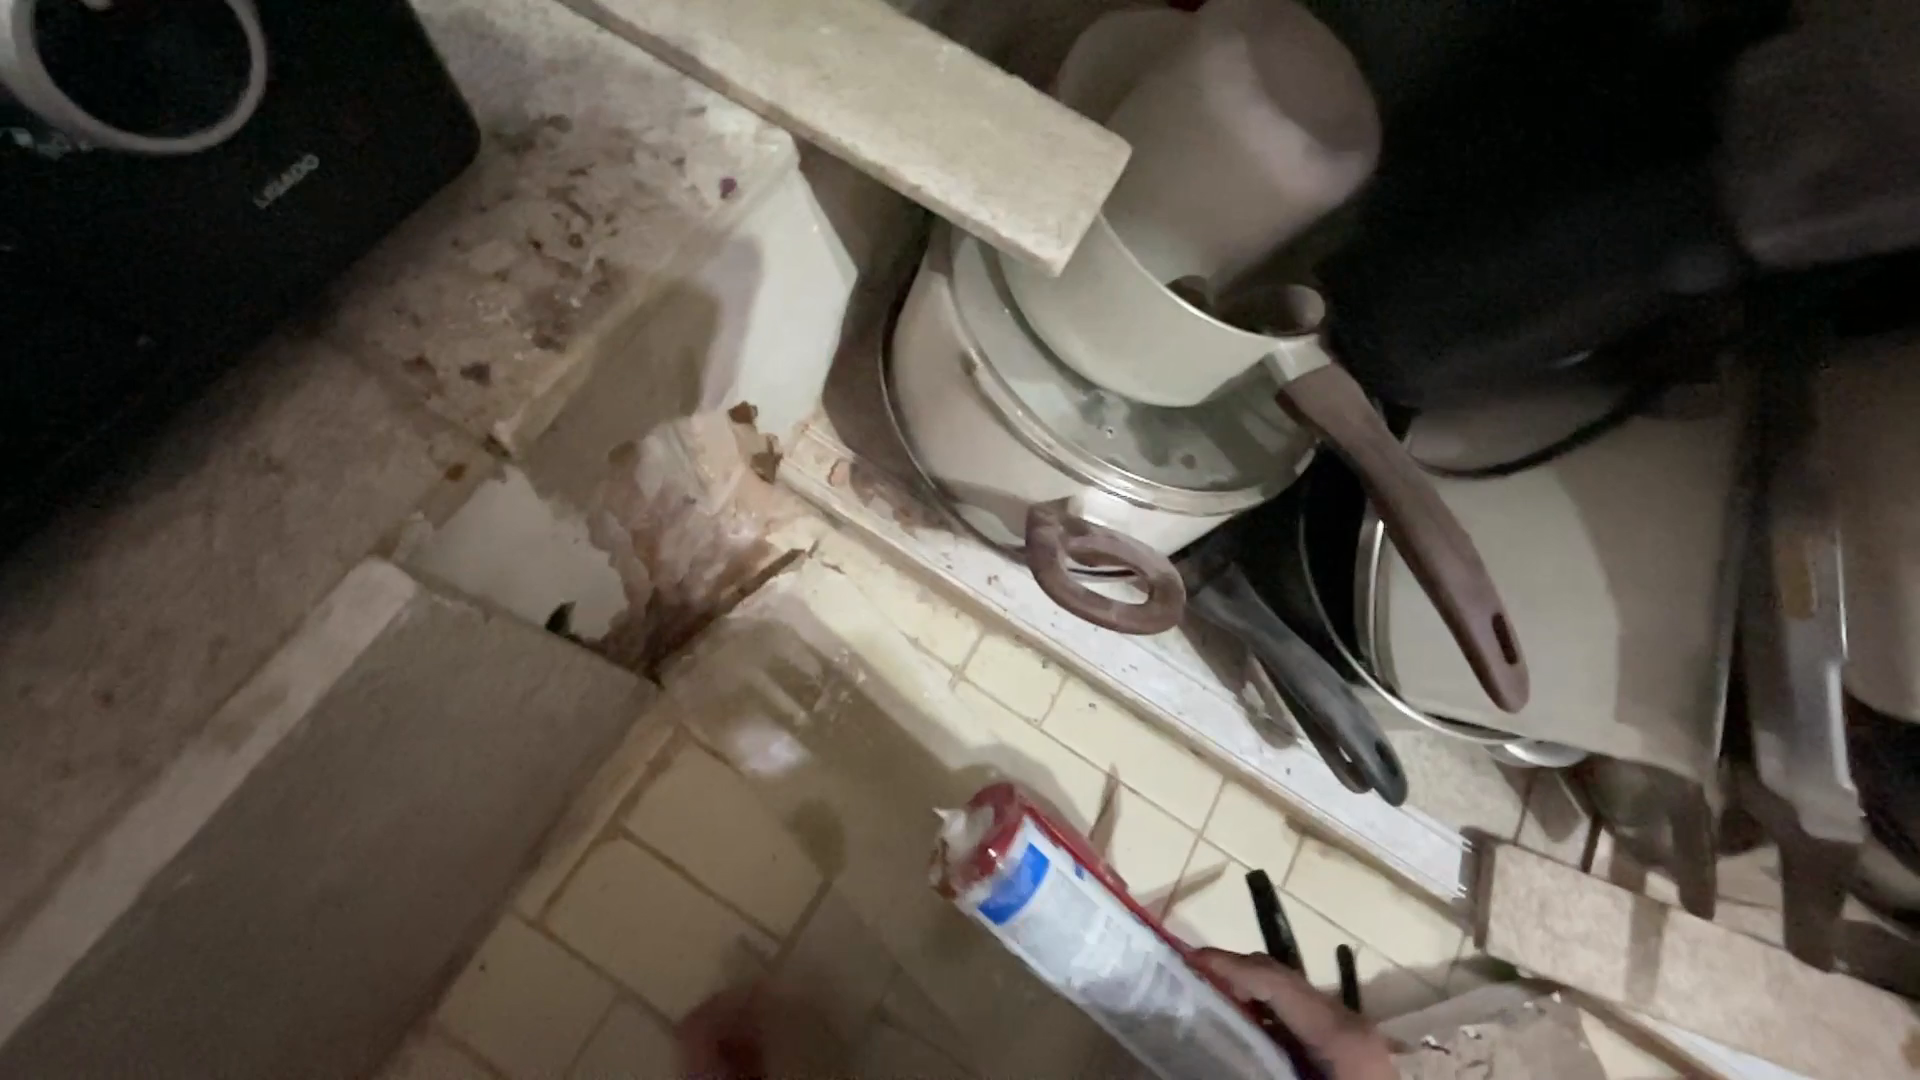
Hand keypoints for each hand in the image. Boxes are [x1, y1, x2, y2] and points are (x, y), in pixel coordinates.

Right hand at [1195, 948, 1396, 1079]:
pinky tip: (1248, 1034)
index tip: (1187, 960)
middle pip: (1281, 978)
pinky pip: (1302, 1017)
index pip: (1273, 980)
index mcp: (1338, 1035)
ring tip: (1211, 1002)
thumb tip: (1201, 1061)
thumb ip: (1255, 1064)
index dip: (1227, 965)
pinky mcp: (1354, 1052)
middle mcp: (1348, 1023)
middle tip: (1191, 979)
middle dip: (1234, 973)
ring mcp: (1355, 1035)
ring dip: (1250, 993)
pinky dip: (1270, 1014)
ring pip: (1291, 995)